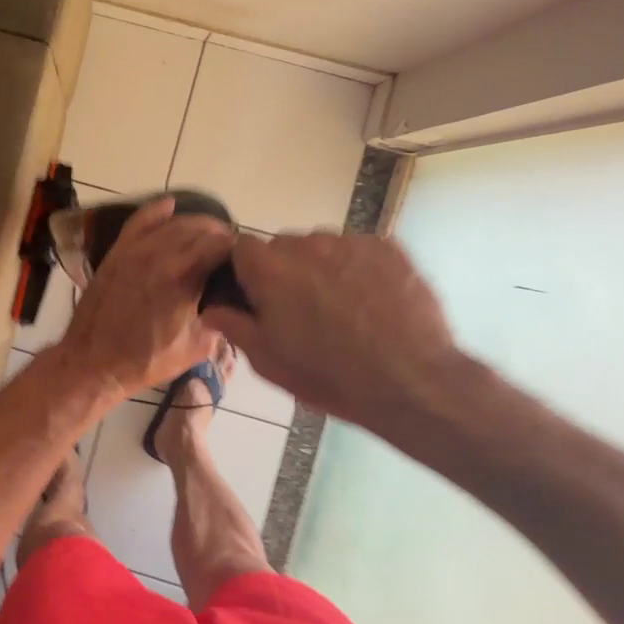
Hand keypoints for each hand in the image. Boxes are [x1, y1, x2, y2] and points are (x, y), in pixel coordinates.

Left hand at [56, 198, 237, 396]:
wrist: (93, 362)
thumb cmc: (146, 360)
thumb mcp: (196, 347)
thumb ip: (220, 320)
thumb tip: (231, 304)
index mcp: (183, 277)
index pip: (221, 246)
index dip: (237, 251)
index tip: (244, 261)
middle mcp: (161, 255)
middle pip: (199, 229)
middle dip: (218, 235)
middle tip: (228, 250)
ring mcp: (136, 250)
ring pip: (172, 223)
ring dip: (194, 225)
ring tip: (206, 234)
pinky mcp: (117, 252)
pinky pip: (139, 221)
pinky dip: (157, 211)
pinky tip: (170, 205)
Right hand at [201, 233, 485, 437]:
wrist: (412, 382)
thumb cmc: (330, 376)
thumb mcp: (270, 361)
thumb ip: (235, 327)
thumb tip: (211, 309)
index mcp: (270, 268)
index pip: (241, 248)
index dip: (246, 273)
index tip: (258, 299)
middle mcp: (308, 243)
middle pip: (284, 247)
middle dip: (286, 271)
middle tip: (302, 311)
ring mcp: (351, 241)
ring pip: (323, 247)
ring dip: (322, 268)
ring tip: (343, 309)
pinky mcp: (389, 246)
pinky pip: (360, 250)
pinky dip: (359, 269)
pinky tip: (372, 303)